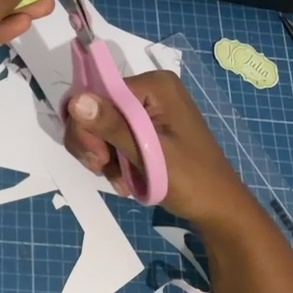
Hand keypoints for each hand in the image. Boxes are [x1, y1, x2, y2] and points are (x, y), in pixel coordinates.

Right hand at [63, 70, 255, 227]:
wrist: (217, 208)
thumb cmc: (191, 180)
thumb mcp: (150, 154)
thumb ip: (112, 126)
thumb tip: (76, 100)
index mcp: (154, 85)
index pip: (96, 93)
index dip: (88, 126)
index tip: (100, 159)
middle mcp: (147, 89)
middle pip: (92, 108)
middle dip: (93, 144)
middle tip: (106, 169)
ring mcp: (144, 109)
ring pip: (95, 126)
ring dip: (101, 157)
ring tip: (121, 179)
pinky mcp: (142, 127)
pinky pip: (108, 137)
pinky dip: (110, 160)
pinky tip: (124, 178)